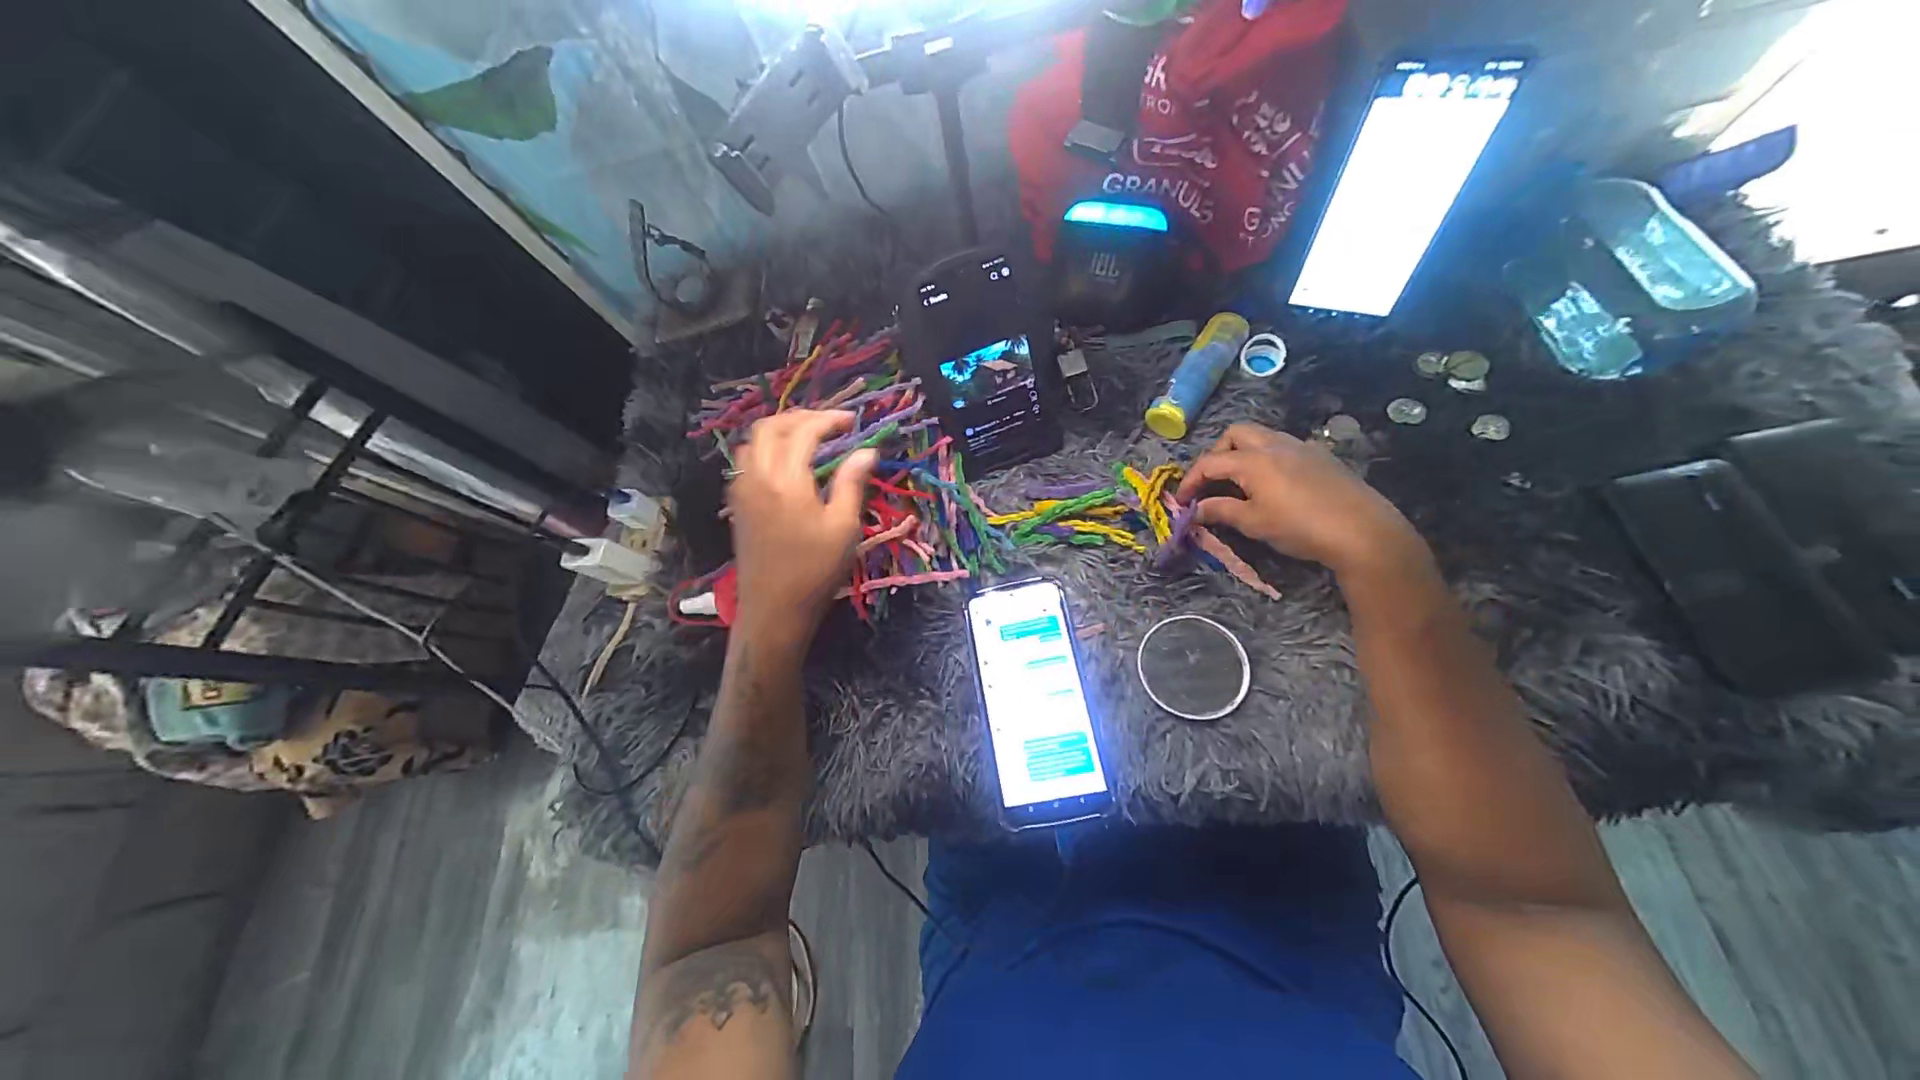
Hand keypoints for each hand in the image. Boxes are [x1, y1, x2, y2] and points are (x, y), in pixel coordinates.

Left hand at [726, 409, 875, 645]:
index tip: (852, 422)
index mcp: (786, 480)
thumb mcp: (844, 527)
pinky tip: (786, 463)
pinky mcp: (737, 505)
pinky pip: (745, 460)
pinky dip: (765, 448)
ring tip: (808, 438)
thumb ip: (852, 483)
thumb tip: (867, 452)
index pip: (804, 431)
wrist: (774, 609)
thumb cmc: (815, 571)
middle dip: (801, 418)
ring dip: (780, 430)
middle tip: (830, 424)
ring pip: (752, 440)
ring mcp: (742, 490)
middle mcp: (757, 477)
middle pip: (771, 426)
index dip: (829, 420)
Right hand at [1175, 423, 1425, 578]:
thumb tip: (1196, 510)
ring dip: (1243, 453)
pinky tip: (1273, 485)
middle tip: (1212, 482)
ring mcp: (1301, 447)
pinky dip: (1267, 459)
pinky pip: (1284, 447)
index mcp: (1253, 459)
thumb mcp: (1253, 523)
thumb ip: (1220, 511)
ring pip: (1262, 437)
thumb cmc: (1299, 527)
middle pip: (1235, 434)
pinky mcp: (1321, 457)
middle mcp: (1275, 444)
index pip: (1210, 462)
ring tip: (1240, 483)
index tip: (1181, 502)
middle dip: (1217, 454)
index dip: (1191, 481)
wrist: (1362, 530)